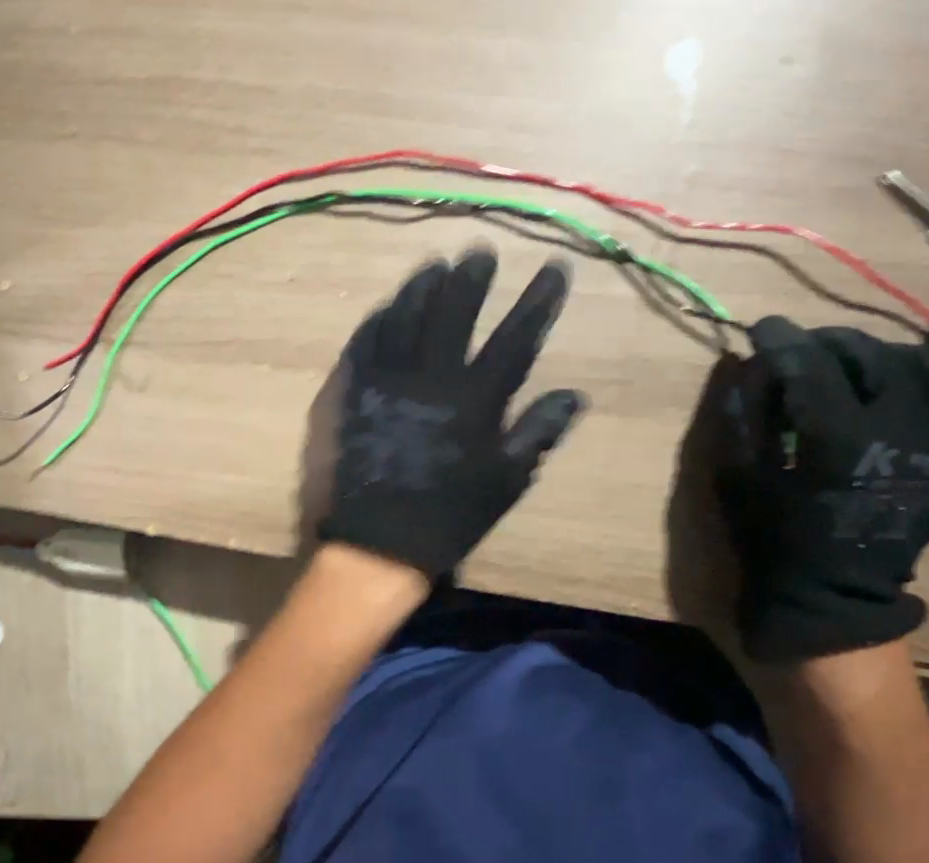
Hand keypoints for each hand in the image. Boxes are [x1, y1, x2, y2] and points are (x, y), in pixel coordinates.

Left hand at [318, 248, 586, 579]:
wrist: (379, 544)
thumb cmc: (450, 518)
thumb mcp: (506, 482)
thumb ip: (538, 433)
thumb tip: (575, 395)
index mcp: (475, 400)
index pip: (516, 338)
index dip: (538, 301)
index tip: (556, 269)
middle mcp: (431, 379)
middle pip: (455, 312)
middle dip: (472, 278)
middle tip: (480, 253)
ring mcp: (387, 382)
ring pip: (405, 318)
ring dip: (422, 287)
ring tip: (434, 265)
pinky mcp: (353, 393)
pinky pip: (365, 344)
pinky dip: (378, 320)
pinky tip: (386, 306)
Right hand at [716, 317, 928, 660]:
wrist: (834, 598)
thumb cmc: (775, 544)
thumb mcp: (741, 480)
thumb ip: (744, 416)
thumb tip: (746, 364)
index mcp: (838, 437)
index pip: (810, 361)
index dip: (780, 339)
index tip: (760, 330)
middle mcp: (900, 427)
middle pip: (870, 353)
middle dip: (828, 342)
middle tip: (800, 349)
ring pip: (925, 364)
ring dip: (882, 354)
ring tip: (852, 364)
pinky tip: (900, 386)